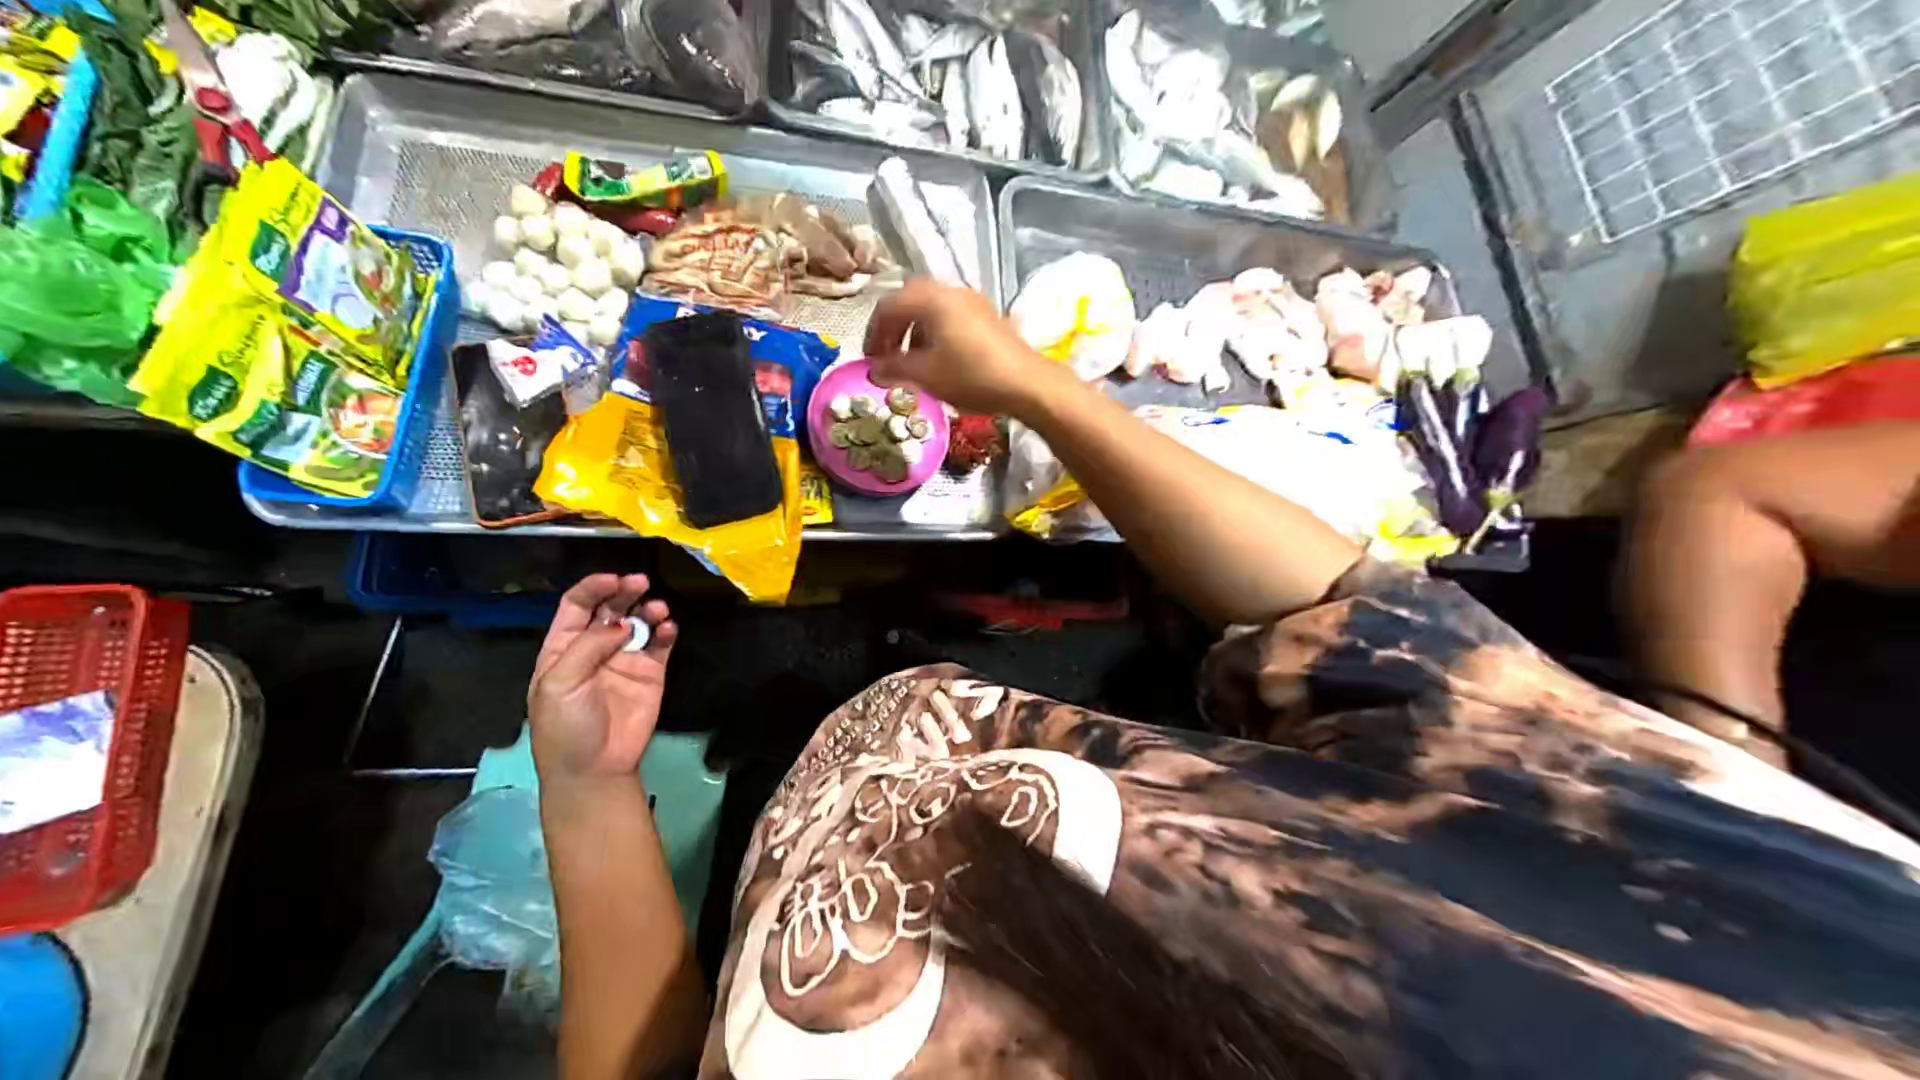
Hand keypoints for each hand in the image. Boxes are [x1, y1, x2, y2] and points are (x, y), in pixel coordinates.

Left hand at [529, 573, 677, 786]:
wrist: (594, 769)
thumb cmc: (565, 726)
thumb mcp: (559, 684)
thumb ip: (588, 647)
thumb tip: (623, 624)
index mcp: (564, 647)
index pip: (577, 606)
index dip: (593, 588)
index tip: (614, 579)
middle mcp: (595, 647)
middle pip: (611, 608)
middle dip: (625, 592)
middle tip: (641, 582)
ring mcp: (625, 659)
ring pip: (639, 622)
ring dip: (648, 610)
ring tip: (658, 609)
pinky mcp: (651, 672)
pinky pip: (661, 644)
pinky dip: (666, 632)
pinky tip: (668, 629)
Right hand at [864, 278, 1065, 415]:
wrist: (1027, 383)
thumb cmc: (971, 376)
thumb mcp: (925, 375)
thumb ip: (893, 368)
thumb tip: (874, 369)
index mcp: (931, 299)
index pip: (888, 306)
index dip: (872, 333)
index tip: (869, 360)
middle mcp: (951, 291)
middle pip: (910, 301)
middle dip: (894, 329)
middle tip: (887, 356)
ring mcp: (973, 301)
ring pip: (932, 308)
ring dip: (915, 331)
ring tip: (912, 361)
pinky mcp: (988, 316)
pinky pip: (951, 316)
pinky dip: (936, 332)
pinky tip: (939, 359)